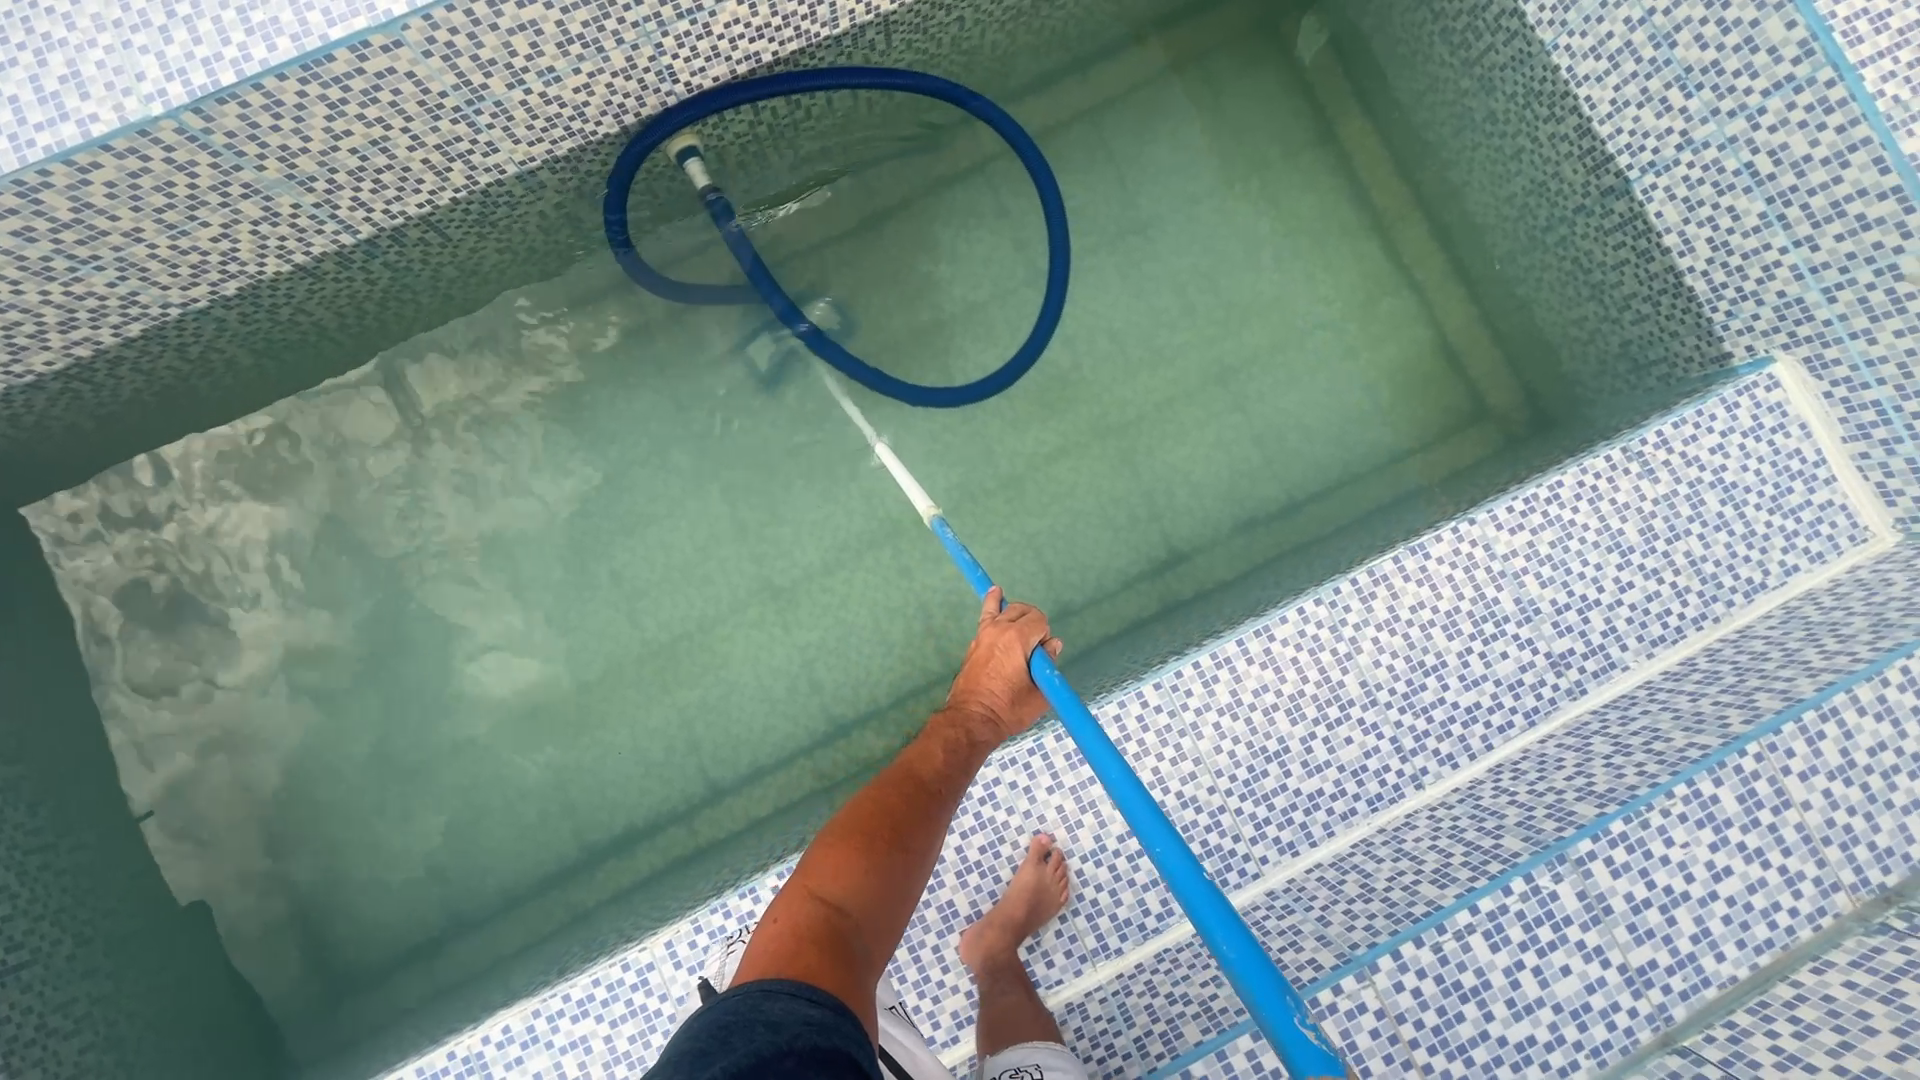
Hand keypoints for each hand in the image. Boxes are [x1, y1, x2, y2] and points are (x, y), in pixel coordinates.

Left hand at [945, 586, 1062, 742]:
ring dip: (1009, 606)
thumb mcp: (1040, 693)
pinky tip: (994, 596)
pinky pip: (986, 617)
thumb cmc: (1007, 710)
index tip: (1042, 655)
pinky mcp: (975, 643)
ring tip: (1000, 592)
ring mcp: (984, 635)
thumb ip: (1049, 665)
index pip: (1039, 620)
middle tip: (1034, 646)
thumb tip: (1052, 646)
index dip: (1044, 635)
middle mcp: (999, 630)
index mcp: (1017, 639)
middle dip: (1032, 621)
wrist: (972, 719)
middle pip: (1021, 610)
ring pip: (1000, 608)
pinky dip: (991, 605)